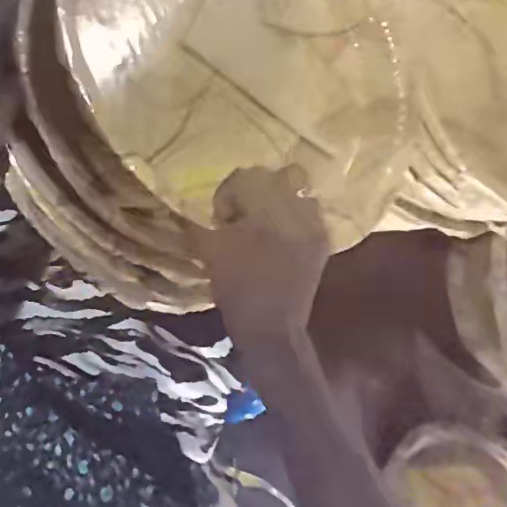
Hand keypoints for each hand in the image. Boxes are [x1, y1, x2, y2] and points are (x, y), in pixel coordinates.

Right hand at [198, 165, 332, 342]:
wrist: (271, 329)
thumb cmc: (236, 289)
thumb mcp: (210, 250)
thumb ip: (198, 221)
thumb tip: (184, 202)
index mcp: (268, 214)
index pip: (247, 177)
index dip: (228, 193)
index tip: (220, 216)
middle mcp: (298, 215)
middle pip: (277, 177)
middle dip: (254, 191)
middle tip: (240, 215)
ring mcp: (316, 229)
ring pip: (297, 191)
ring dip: (276, 200)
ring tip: (261, 223)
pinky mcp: (322, 243)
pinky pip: (308, 213)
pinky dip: (291, 216)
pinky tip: (277, 235)